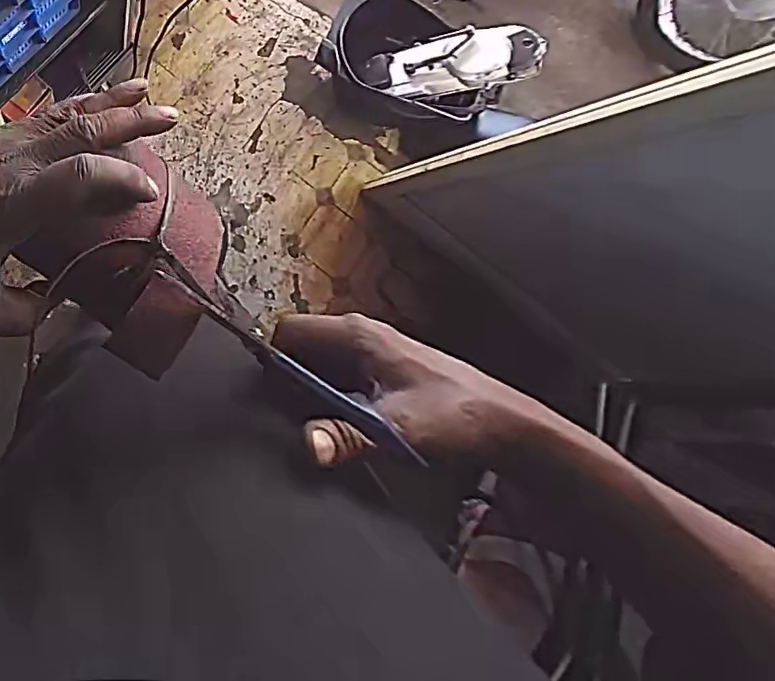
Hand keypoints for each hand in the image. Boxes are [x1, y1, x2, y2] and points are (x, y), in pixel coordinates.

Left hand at [0, 79, 178, 334]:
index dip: (120, 177)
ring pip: (64, 114)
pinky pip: (44, 116)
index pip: (80, 175)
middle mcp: (12, 162)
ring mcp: (0, 142)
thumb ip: (28, 311)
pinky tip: (93, 104)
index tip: (149, 190)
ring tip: (145, 91)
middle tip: (173, 116)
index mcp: (10, 202)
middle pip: (81, 130)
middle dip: (131, 121)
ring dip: (108, 102)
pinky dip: (77, 107)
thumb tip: (71, 302)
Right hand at [271, 313, 570, 466]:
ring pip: (318, 363)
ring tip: (314, 422)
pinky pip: (338, 377)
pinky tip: (340, 425)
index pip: (289, 330)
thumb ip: (348, 436)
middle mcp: (359, 335)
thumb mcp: (397, 429)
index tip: (267, 391)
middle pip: (300, 347)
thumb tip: (309, 443)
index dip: (272, 358)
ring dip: (310, 390)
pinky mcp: (381, 371)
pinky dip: (329, 397)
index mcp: (356, 333)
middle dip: (289, 378)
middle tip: (290, 414)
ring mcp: (371, 352)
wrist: (507, 426)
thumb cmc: (457, 415)